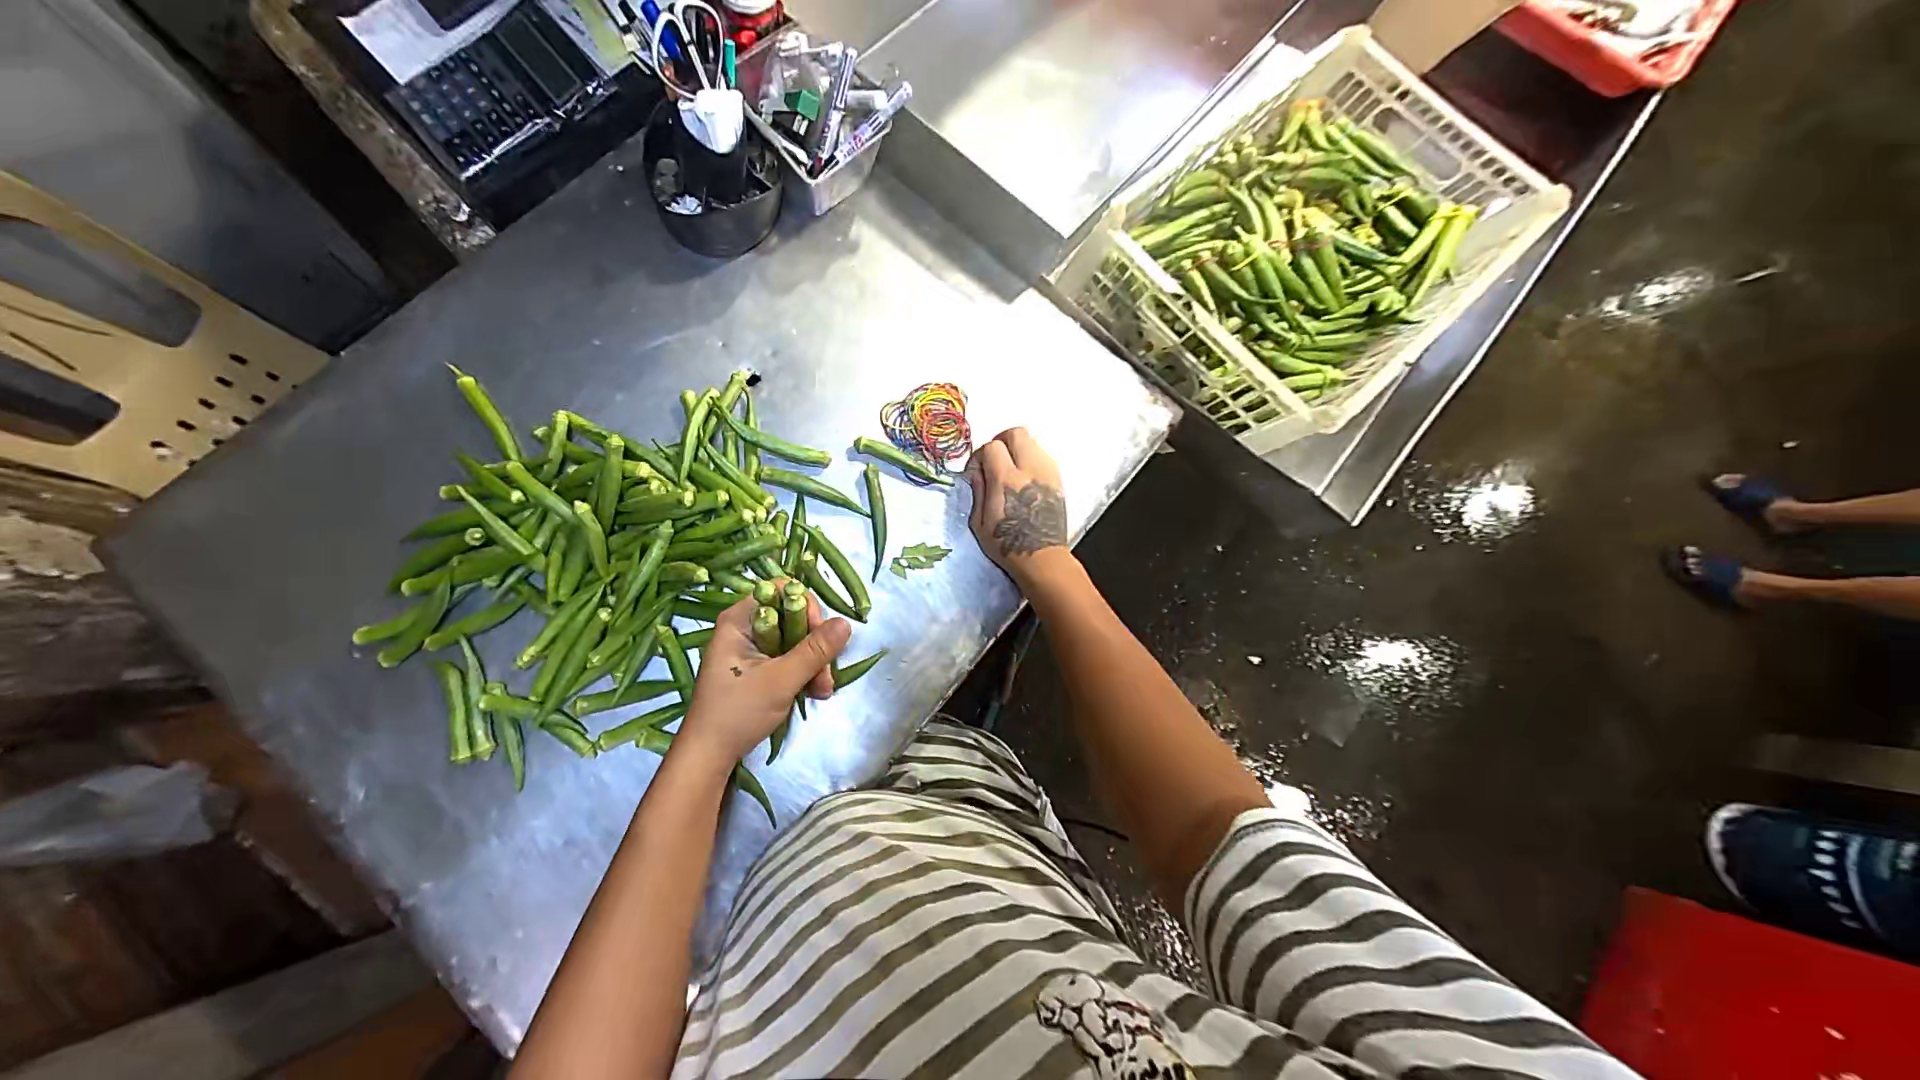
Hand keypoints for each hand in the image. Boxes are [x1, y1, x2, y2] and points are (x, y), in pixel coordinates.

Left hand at [675, 585, 849, 764]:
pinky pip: (791, 656)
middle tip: (825, 676)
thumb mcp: (781, 680)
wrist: (710, 755)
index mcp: (740, 620)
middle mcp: (746, 627)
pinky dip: (805, 672)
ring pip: (797, 639)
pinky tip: (814, 692)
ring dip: (815, 662)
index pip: (783, 592)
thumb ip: (814, 651)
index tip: (820, 639)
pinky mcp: (759, 666)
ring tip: (821, 691)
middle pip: (794, 616)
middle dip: (816, 644)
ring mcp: (753, 647)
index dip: (806, 610)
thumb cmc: (737, 713)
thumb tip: (846, 623)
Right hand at [966, 428, 1069, 587]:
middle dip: (1001, 441)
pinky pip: (1043, 457)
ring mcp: (1048, 473)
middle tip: (994, 458)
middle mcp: (1030, 470)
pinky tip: (1024, 480)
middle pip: (1016, 433)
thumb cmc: (1007, 545)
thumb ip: (978, 490)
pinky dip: (1031, 460)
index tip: (978, 470)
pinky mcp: (1058, 481)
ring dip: (1018, 450)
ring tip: (1010, 470)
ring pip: (1033, 442)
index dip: (981, 455)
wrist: (1041, 557)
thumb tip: (977, 471)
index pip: (993, 446)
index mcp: (1007, 480)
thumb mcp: (979, 522)